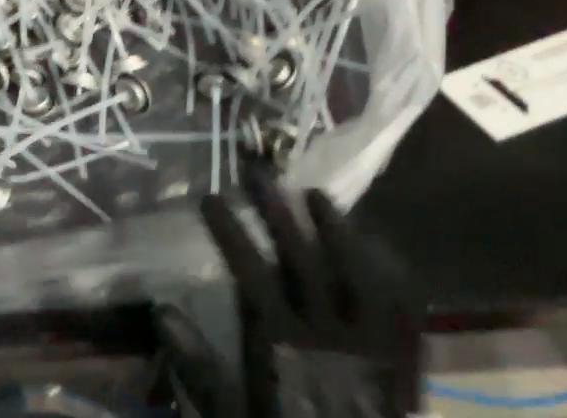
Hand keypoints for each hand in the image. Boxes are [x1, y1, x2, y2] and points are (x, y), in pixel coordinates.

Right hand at [157, 172, 421, 417]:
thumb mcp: (231, 416)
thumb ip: (198, 367)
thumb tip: (162, 311)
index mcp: (283, 345)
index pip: (251, 272)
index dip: (230, 231)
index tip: (209, 198)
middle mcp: (327, 336)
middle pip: (303, 259)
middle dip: (277, 211)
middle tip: (259, 172)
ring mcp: (372, 349)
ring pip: (358, 276)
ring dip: (337, 232)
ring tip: (317, 195)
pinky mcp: (403, 368)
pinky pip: (404, 313)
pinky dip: (391, 278)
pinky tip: (381, 252)